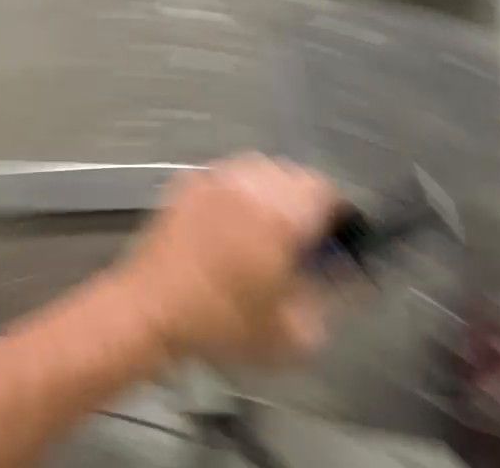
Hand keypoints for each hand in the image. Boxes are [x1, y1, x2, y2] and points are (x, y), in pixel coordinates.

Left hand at [111, 154, 339, 364]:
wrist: (149, 310)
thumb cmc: (223, 323)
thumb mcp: (294, 330)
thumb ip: (333, 296)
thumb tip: (351, 275)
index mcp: (282, 212)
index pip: (326, 190)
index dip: (337, 214)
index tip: (335, 240)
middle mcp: (250, 182)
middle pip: (293, 176)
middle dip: (303, 204)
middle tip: (300, 241)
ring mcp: (214, 177)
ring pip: (258, 170)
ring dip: (269, 193)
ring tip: (264, 231)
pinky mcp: (185, 183)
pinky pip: (225, 177)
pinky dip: (235, 193)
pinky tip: (229, 225)